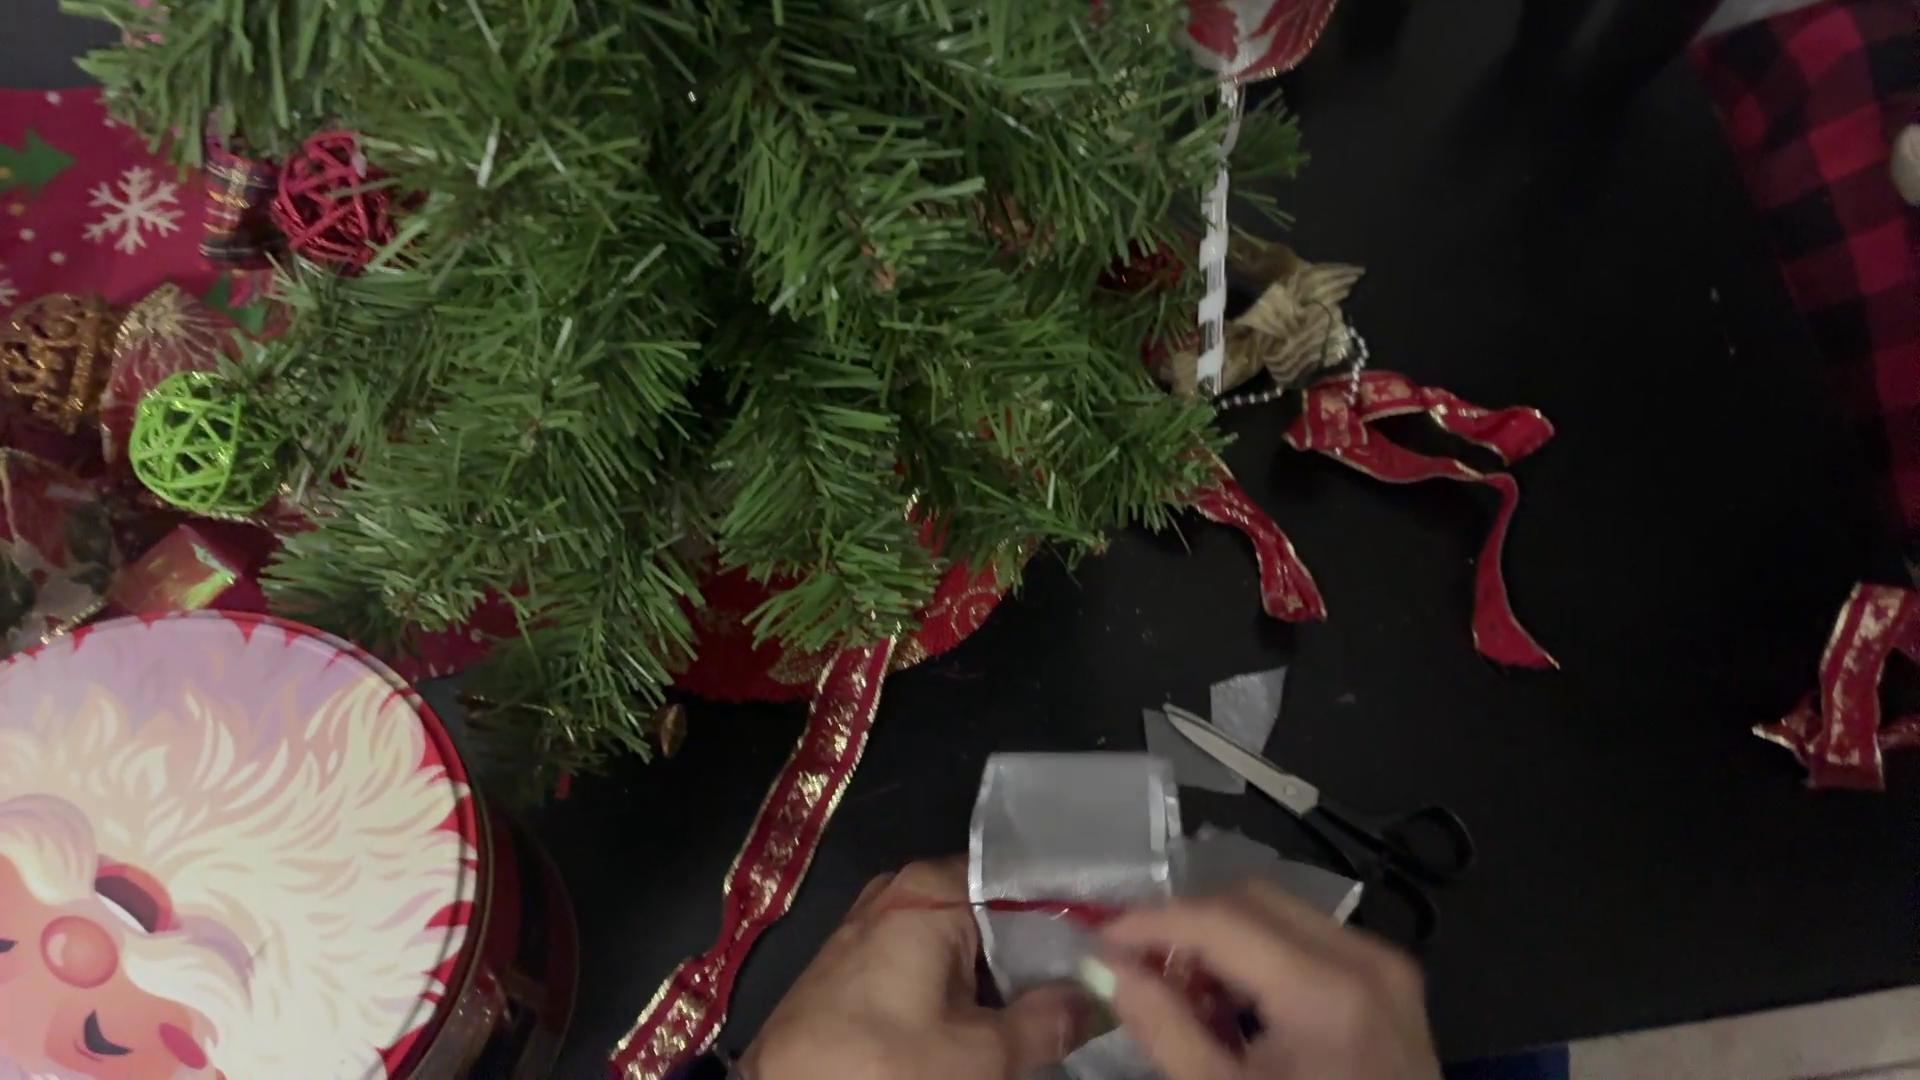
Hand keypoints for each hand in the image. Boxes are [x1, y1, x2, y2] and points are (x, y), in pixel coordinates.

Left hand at [743, 858, 1087, 1079]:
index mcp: (932, 887)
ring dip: (992, 970)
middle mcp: (901, 888)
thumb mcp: (981, 1055)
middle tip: (1079, 979)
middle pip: (987, 908)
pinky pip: (922, 953)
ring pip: (955, 934)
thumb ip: (1048, 1021)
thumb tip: (1096, 999)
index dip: (1061, 912)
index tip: (1098, 940)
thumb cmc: (885, 1063)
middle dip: (1029, 947)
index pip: (1018, 881)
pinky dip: (954, 979)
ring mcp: (873, 919)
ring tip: (1039, 999)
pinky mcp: (855, 957)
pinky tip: (980, 1012)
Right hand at [1101, 882, 1441, 1079]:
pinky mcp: (1390, 980)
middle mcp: (1362, 958)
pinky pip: (1304, 934)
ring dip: (1219, 936)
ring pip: (1273, 909)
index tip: (1102, 939)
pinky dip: (1256, 953)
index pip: (1217, 920)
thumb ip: (1163, 1028)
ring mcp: (1384, 966)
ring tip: (1190, 992)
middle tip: (1144, 966)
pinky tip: (1235, 1002)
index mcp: (1326, 992)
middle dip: (1186, 925)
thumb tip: (1109, 967)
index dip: (1150, 922)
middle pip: (1246, 899)